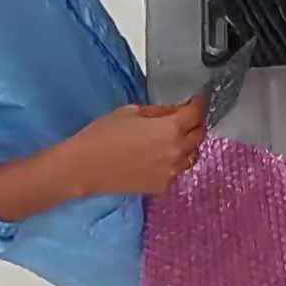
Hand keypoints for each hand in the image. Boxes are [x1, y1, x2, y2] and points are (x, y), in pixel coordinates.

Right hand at [55, 95, 206, 196]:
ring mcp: (172, 172)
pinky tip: (161, 158)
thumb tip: (175, 112)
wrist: (86, 167)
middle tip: (188, 118)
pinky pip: (177, 171)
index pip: (195, 114)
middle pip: (199, 135)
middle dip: (196, 124)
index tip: (199, 99)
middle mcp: (177, 152)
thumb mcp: (132, 112)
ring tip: (175, 139)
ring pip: (192, 156)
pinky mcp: (163, 186)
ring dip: (188, 145)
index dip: (199, 104)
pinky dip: (175, 162)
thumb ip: (159, 112)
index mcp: (170, 129)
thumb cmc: (104, 134)